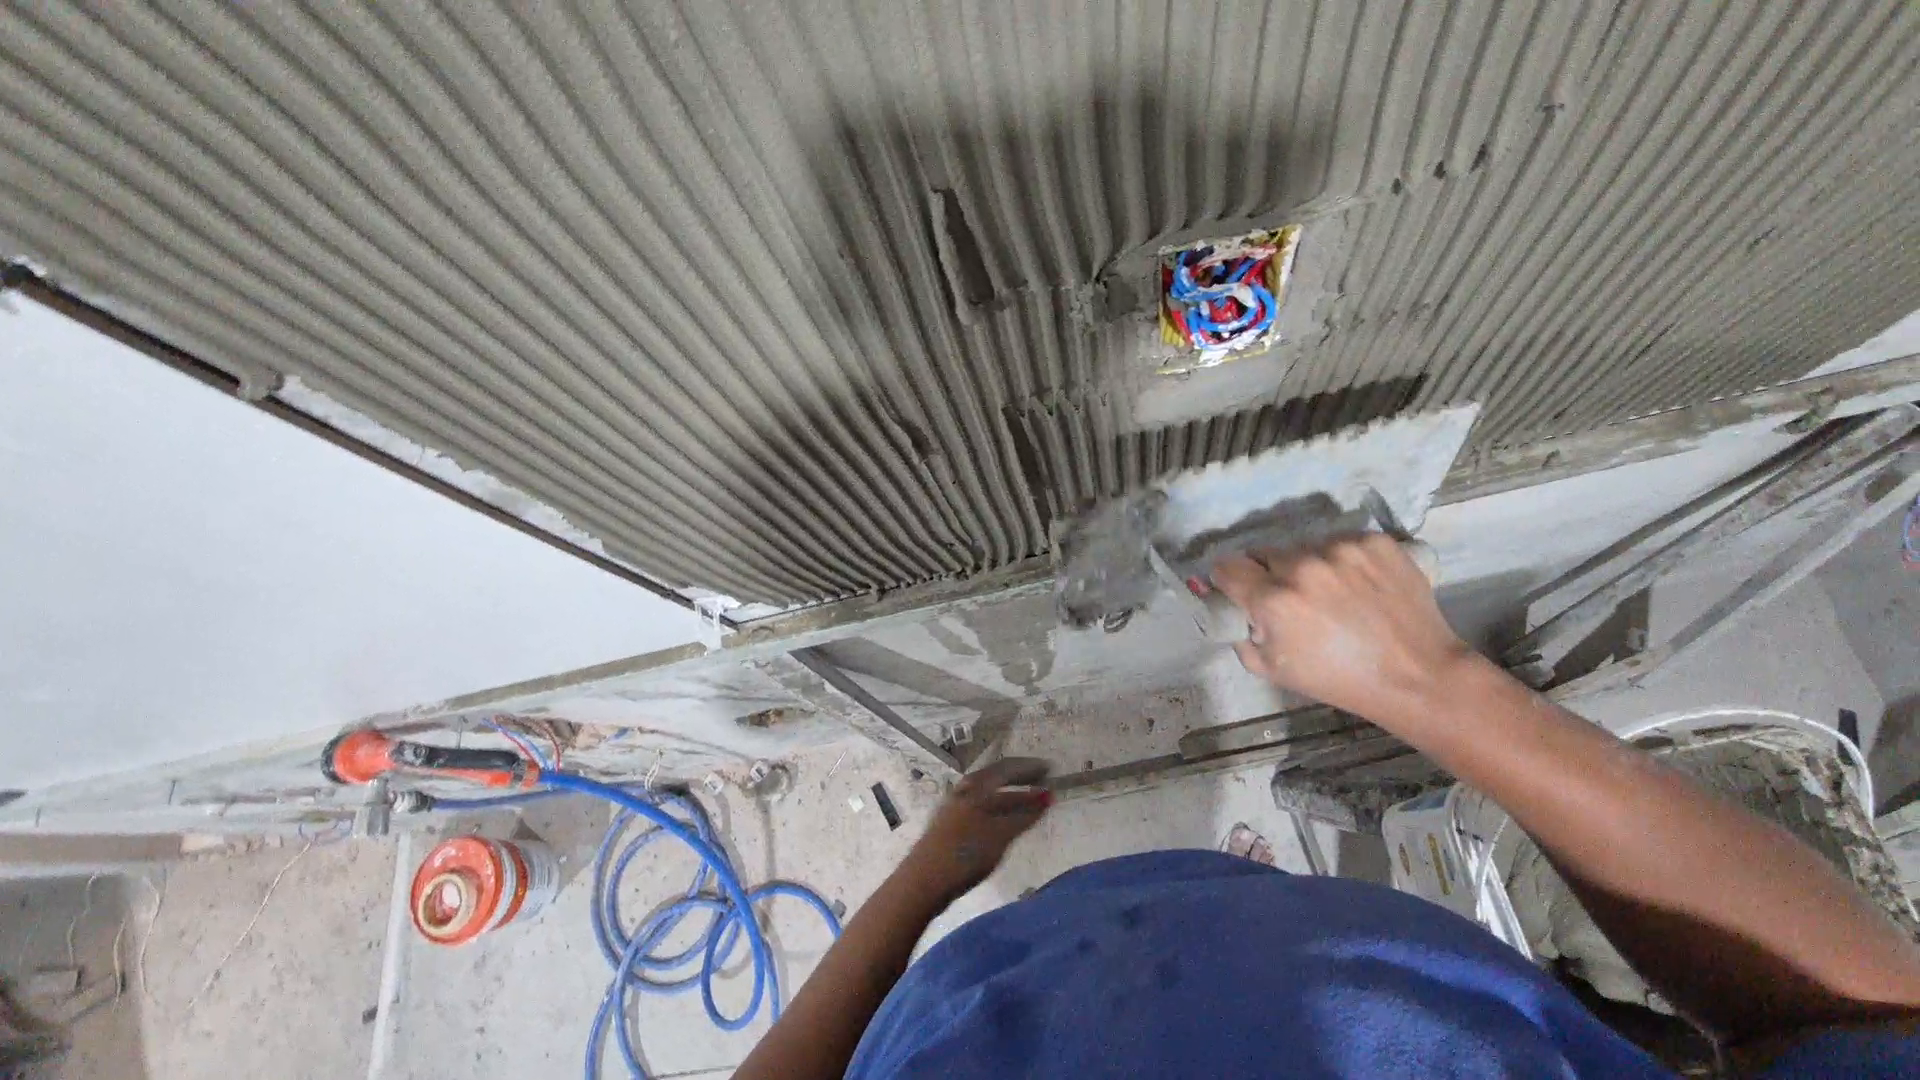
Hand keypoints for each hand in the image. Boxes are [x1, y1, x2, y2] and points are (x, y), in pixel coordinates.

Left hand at [897, 757, 1051, 902]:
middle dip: (1021, 779)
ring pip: (988, 794)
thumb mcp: (1000, 835)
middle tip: (1043, 783)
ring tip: (1030, 803)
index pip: (1006, 768)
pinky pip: (982, 807)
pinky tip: (1006, 821)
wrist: (924, 880)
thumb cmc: (965, 854)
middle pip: (996, 778)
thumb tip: (1048, 796)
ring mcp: (955, 806)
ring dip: (1011, 796)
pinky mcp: (951, 824)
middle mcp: (964, 790)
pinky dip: (999, 809)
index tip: (1050, 769)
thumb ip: (1024, 815)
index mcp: (975, 787)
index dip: (1030, 768)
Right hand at [1209, 533, 1474, 725]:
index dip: (1229, 579)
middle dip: (1269, 573)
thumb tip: (1232, 609)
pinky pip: (1342, 542)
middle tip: (1291, 597)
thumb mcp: (1273, 670)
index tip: (1238, 587)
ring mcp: (1342, 550)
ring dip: (1308, 565)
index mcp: (1273, 600)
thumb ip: (1241, 635)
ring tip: (1332, 593)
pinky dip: (1344, 560)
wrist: (1417, 675)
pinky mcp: (1375, 542)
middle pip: (1265, 554)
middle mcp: (1303, 567)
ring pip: (1305, 547)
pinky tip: (1359, 585)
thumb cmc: (1339, 679)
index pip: (1228, 567)